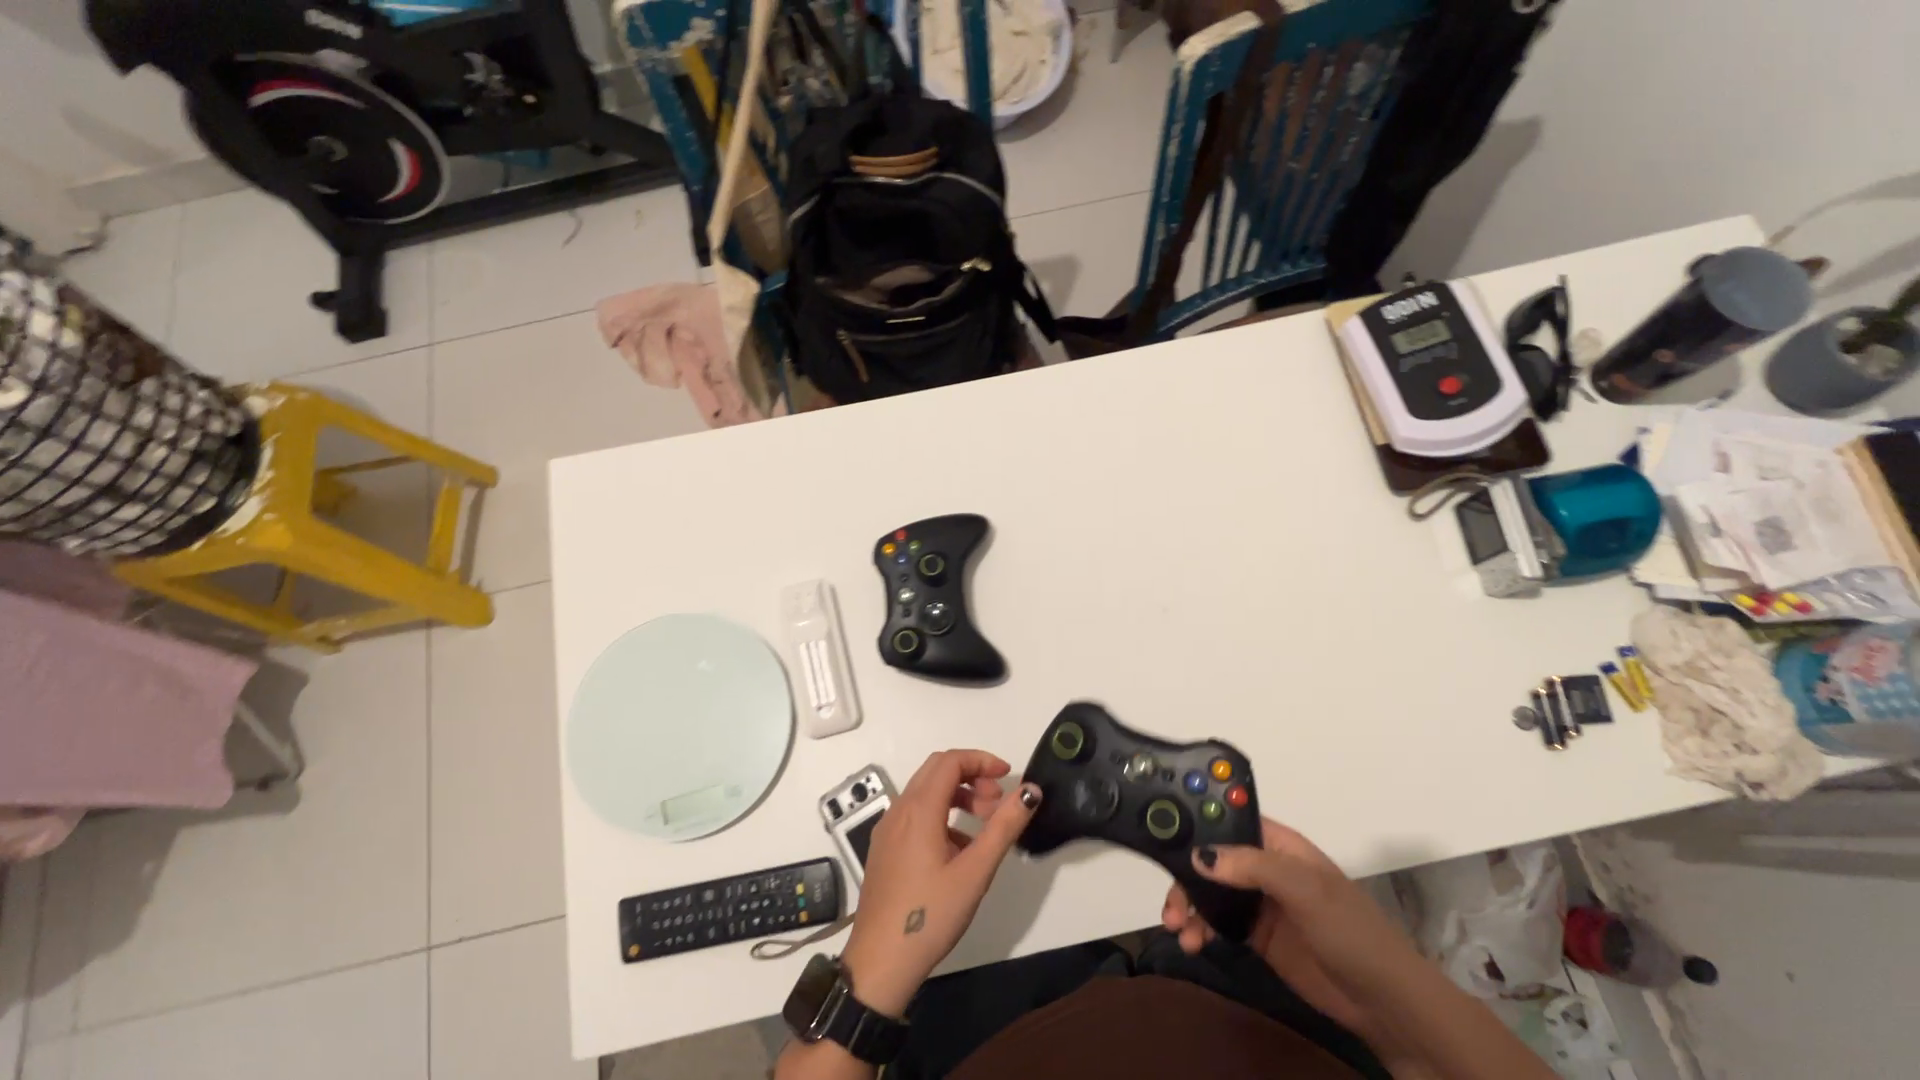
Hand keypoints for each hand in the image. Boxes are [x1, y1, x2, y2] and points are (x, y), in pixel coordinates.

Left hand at [840, 750, 1041, 1016]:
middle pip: (935, 771)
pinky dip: (942, 815)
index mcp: (918, 810)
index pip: (949, 761)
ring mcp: (887, 831)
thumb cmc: (931, 914)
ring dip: (957, 796)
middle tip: (998, 802)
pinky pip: (915, 815)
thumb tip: (1030, 792)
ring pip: (924, 793)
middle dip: (971, 776)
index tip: (1008, 776)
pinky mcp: (885, 850)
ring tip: (985, 826)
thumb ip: (1004, 827)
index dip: (981, 760)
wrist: (881, 961)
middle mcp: (898, 811)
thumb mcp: (975, 872)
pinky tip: (960, 849)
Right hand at [1161, 818, 1417, 1042]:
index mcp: (1281, 846)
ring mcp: (1260, 902)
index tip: (1162, 831)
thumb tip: (1200, 855)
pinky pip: (1215, 923)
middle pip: (1211, 858)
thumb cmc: (1350, 931)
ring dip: (1187, 905)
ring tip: (1179, 929)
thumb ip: (1253, 867)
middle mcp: (1265, 868)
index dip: (1198, 821)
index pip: (1231, 819)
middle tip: (1170, 900)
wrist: (1381, 999)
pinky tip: (1192, 943)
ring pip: (1208, 892)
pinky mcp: (1256, 935)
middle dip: (1185, 874)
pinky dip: (1198, 929)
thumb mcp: (1305, 890)